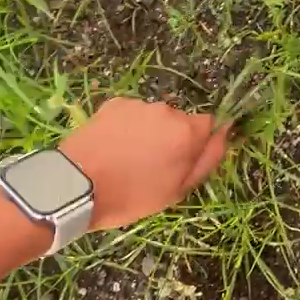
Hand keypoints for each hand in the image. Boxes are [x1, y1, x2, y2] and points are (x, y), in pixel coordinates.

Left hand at [57, 97, 230, 230]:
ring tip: (126, 158)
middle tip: (152, 166)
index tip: (183, 161)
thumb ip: (207, 160)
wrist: (73, 187)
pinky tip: (112, 147)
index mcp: (187, 132)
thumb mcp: (177, 190)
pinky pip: (131, 114)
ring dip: (149, 132)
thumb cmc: (131, 196)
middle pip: (180, 122)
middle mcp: (167, 111)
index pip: (210, 125)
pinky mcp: (114, 104)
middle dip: (172, 138)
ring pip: (155, 118)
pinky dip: (126, 127)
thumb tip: (226, 134)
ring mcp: (139, 105)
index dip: (199, 143)